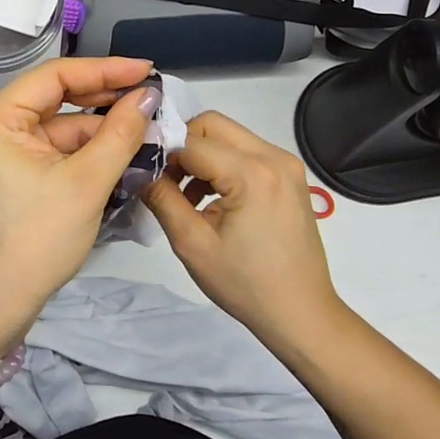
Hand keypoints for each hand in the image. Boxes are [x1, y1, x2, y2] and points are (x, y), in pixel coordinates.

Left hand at [0, 57, 159, 356]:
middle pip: (56, 96)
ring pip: (59, 123)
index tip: (147, 70)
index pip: (55, 76)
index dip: (105, 70)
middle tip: (152, 93)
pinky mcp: (10, 167)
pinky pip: (53, 145)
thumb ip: (120, 132)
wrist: (1, 297)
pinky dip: (86, 147)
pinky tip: (123, 144)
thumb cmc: (38, 238)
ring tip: (147, 120)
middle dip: (105, 97)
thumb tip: (148, 95)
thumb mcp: (86, 182)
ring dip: (100, 125)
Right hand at [141, 112, 347, 341]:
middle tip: (163, 180)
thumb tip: (139, 168)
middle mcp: (274, 157)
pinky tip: (209, 199)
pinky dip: (222, 165)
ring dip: (201, 156)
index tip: (139, 170)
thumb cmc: (245, 284)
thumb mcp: (192, 243)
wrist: (301, 313)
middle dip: (181, 146)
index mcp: (252, 173)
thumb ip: (162, 198)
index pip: (191, 141)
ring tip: (184, 195)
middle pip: (212, 125)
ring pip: (229, 137)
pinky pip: (246, 152)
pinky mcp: (290, 177)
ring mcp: (287, 165)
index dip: (160, 151)